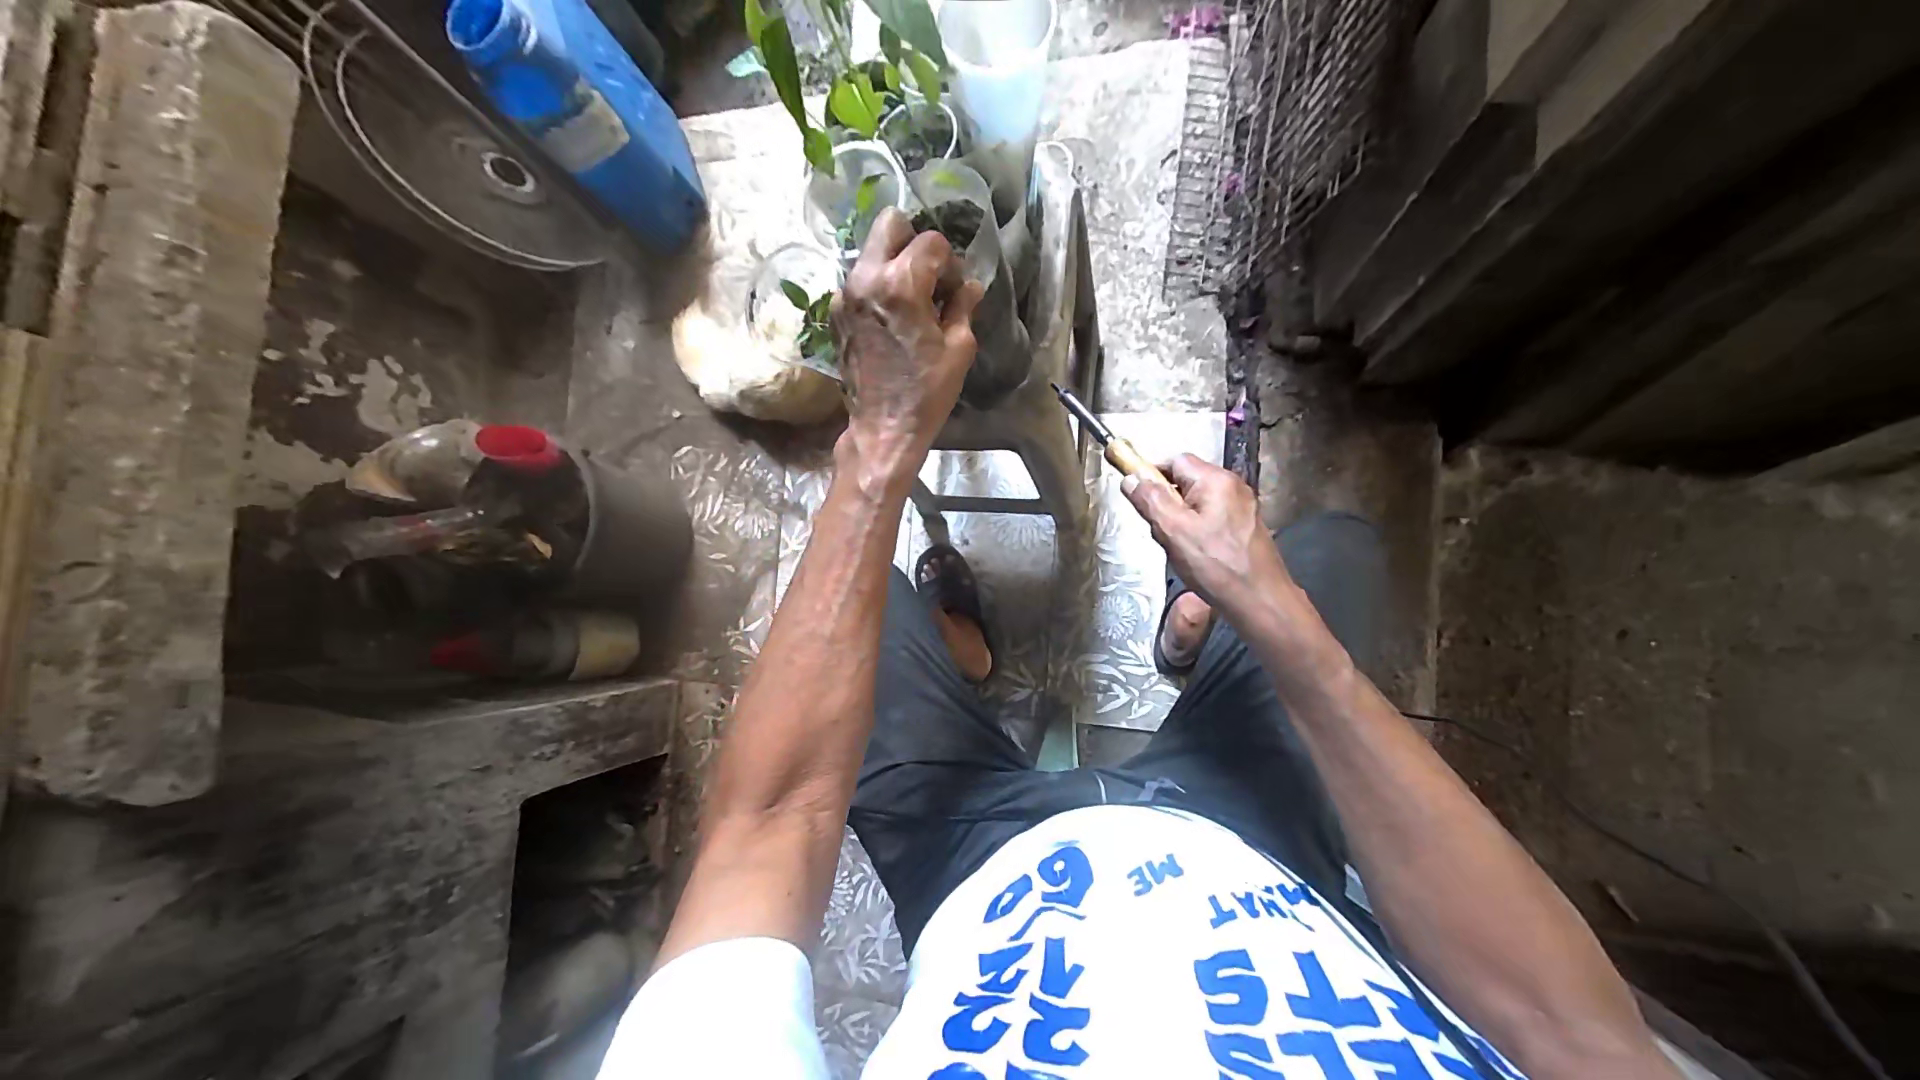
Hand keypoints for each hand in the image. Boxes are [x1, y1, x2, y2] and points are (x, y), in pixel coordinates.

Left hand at [832, 207, 984, 496]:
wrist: (883, 427)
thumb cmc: (926, 392)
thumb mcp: (958, 348)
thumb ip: (962, 306)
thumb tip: (968, 287)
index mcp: (900, 284)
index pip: (930, 241)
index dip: (949, 263)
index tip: (953, 291)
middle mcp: (865, 279)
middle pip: (891, 224)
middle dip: (915, 244)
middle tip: (930, 280)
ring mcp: (845, 295)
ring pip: (872, 251)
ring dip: (896, 265)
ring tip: (912, 303)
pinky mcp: (836, 313)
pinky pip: (860, 280)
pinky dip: (878, 287)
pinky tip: (892, 319)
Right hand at [1122, 455, 1294, 619]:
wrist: (1259, 600)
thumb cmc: (1215, 565)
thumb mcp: (1173, 531)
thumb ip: (1150, 500)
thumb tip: (1130, 478)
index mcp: (1215, 480)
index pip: (1174, 460)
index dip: (1151, 474)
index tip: (1139, 498)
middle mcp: (1232, 485)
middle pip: (1186, 479)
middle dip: (1166, 501)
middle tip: (1160, 530)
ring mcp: (1242, 505)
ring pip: (1197, 500)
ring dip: (1180, 517)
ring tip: (1178, 545)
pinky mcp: (1245, 524)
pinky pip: (1211, 515)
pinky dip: (1196, 528)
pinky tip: (1195, 552)